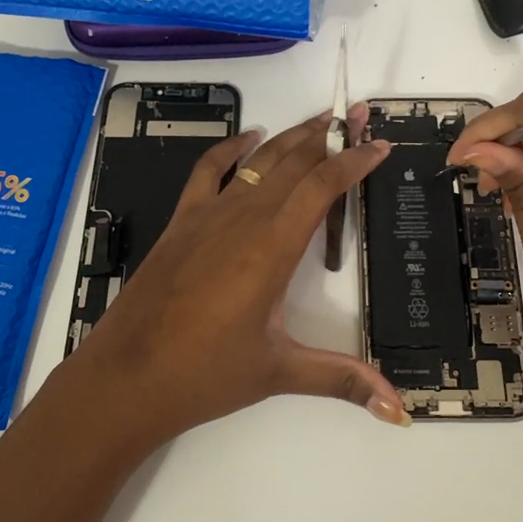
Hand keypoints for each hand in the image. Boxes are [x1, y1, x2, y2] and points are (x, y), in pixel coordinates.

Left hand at [65, 111, 409, 444]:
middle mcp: (243, 218)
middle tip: (361, 115)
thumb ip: (342, 379)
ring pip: (259, 161)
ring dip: (293, 136)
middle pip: (294, 161)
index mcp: (272, 247)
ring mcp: (208, 215)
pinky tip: (249, 137)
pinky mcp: (181, 222)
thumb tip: (397, 406)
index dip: (354, 160)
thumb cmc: (204, 375)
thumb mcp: (278, 372)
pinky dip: (231, 148)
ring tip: (322, 118)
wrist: (125, 378)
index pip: (322, 186)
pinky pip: (208, 171)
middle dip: (331, 135)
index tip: (381, 145)